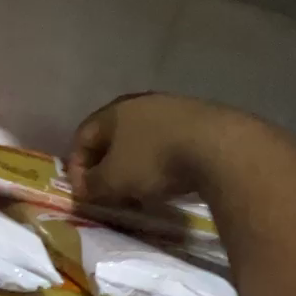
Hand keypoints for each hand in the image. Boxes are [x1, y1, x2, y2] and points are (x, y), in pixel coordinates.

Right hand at [68, 93, 259, 206]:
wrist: (219, 148)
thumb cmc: (153, 161)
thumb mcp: (112, 181)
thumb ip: (91, 185)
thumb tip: (84, 187)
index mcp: (113, 111)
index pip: (82, 136)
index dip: (76, 167)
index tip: (82, 192)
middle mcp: (140, 102)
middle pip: (112, 136)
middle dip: (105, 165)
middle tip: (107, 190)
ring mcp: (173, 107)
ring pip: (141, 138)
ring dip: (134, 163)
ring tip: (138, 188)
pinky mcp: (200, 118)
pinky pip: (168, 141)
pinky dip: (160, 160)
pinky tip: (168, 178)